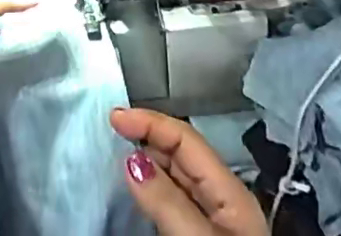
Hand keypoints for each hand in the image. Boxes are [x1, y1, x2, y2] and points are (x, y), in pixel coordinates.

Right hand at [113, 108, 268, 235]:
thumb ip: (168, 200)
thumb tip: (130, 159)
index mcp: (231, 193)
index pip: (186, 139)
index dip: (149, 121)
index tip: (113, 116)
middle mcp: (223, 201)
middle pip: (179, 154)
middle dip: (145, 135)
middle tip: (109, 130)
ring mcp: (214, 220)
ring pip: (174, 176)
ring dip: (146, 160)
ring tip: (115, 153)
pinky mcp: (201, 234)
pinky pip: (171, 199)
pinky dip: (150, 186)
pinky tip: (136, 188)